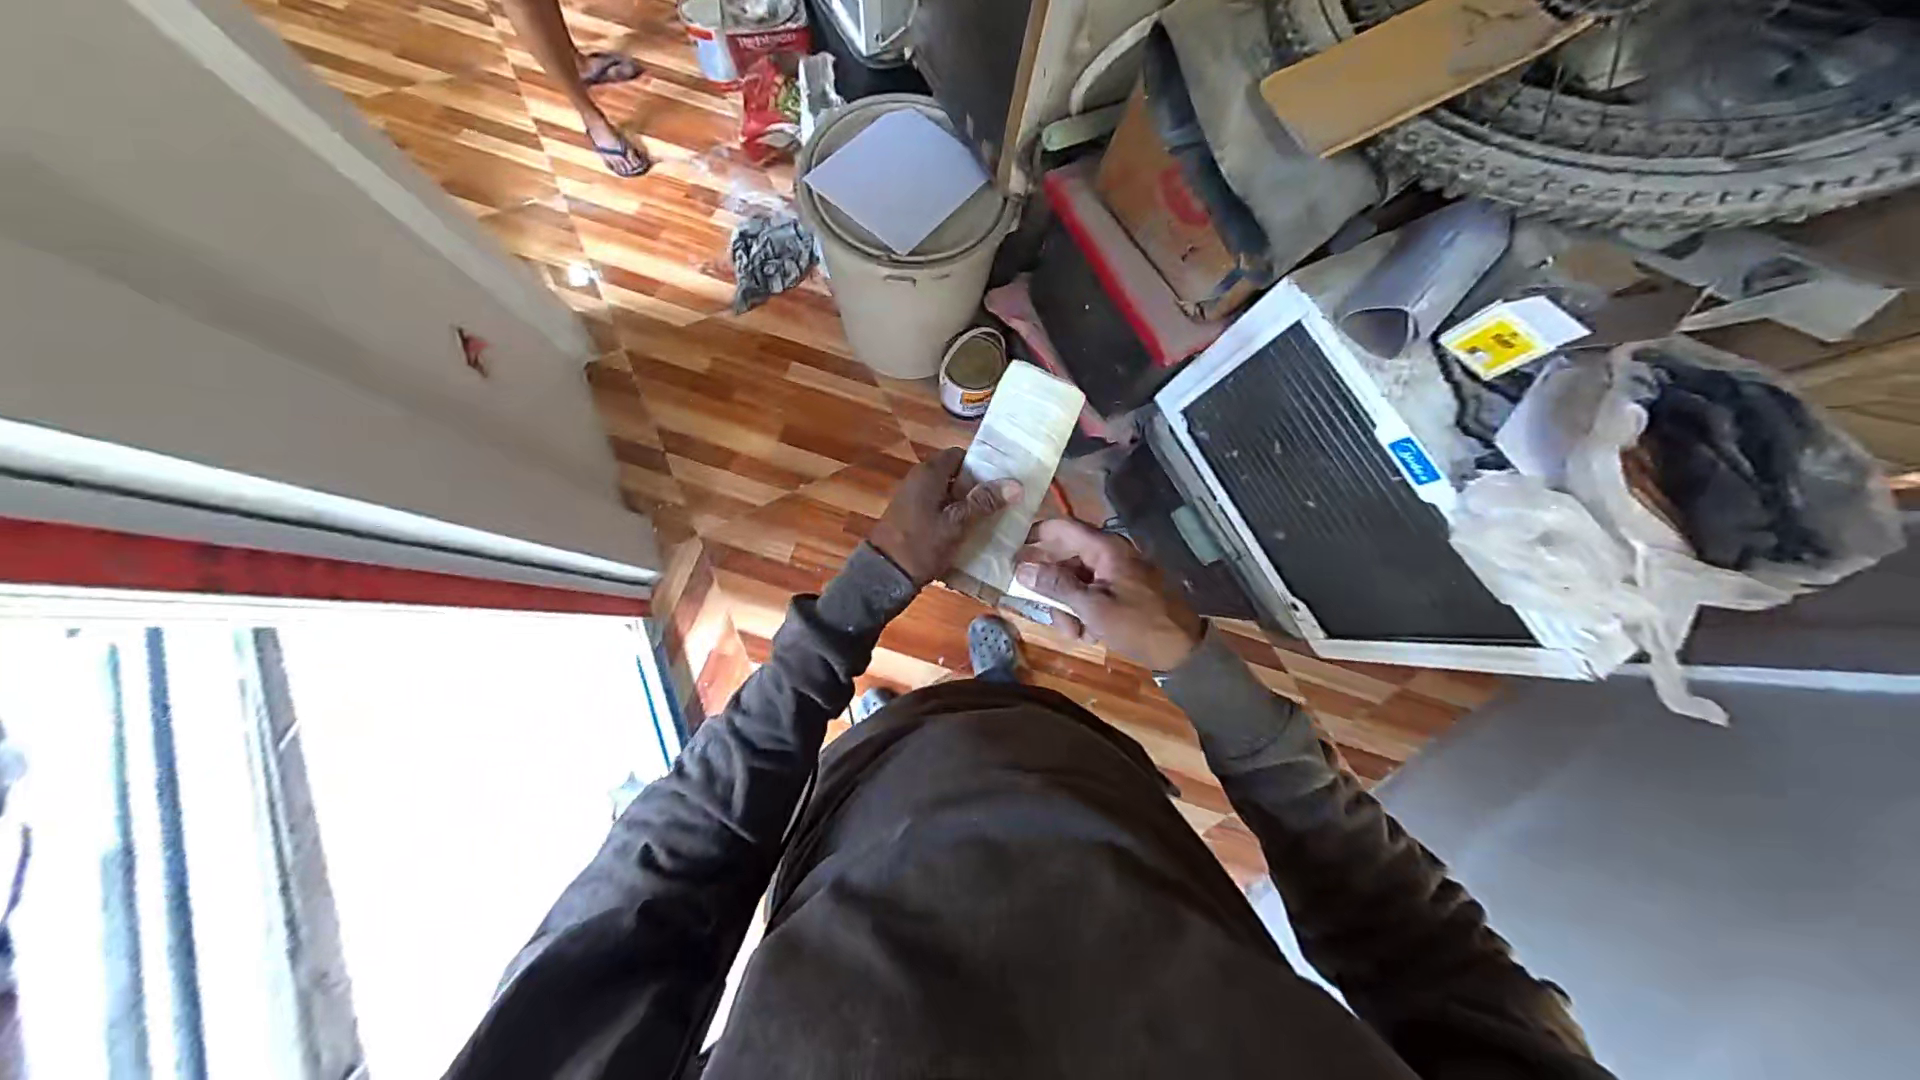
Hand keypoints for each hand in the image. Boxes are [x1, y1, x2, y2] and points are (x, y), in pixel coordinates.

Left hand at [870, 446, 1021, 586]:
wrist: (885, 574)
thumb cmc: (922, 544)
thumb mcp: (957, 523)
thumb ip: (984, 502)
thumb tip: (1016, 484)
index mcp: (928, 473)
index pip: (959, 455)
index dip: (981, 465)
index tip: (1000, 480)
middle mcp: (918, 479)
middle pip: (954, 473)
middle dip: (976, 486)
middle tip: (1001, 499)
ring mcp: (912, 497)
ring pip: (946, 492)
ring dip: (965, 502)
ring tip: (990, 515)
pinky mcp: (910, 515)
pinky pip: (937, 506)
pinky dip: (952, 513)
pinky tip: (968, 529)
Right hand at [1013, 518, 1204, 671]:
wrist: (1183, 650)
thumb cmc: (1137, 624)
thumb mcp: (1091, 607)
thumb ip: (1055, 585)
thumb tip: (1021, 568)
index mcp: (1105, 547)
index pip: (1061, 527)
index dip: (1034, 534)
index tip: (1011, 550)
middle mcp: (1109, 553)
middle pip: (1065, 557)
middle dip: (1050, 584)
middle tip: (1039, 606)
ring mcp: (1116, 571)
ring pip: (1075, 580)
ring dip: (1067, 605)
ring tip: (1074, 632)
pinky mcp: (1122, 589)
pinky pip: (1091, 592)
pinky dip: (1084, 611)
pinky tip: (1088, 633)